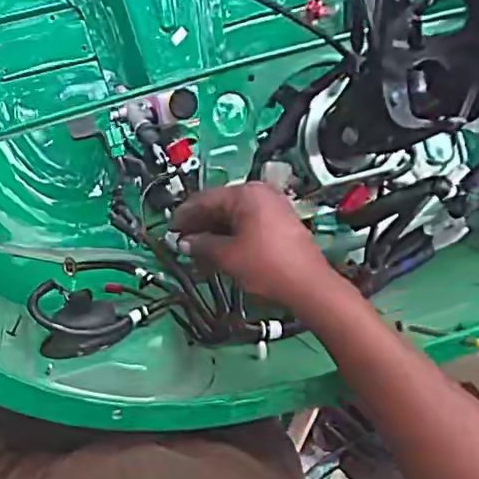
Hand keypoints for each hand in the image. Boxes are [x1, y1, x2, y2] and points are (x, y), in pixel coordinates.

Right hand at [172, 182, 345, 309]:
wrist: (307, 284)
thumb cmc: (267, 266)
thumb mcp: (227, 256)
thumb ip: (201, 245)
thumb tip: (185, 242)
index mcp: (246, 194)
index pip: (205, 198)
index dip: (185, 214)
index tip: (171, 228)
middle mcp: (261, 193)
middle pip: (221, 205)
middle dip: (200, 224)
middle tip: (182, 240)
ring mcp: (273, 207)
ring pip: (234, 215)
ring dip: (214, 231)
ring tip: (198, 249)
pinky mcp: (280, 222)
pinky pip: (248, 222)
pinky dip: (231, 234)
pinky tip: (220, 250)